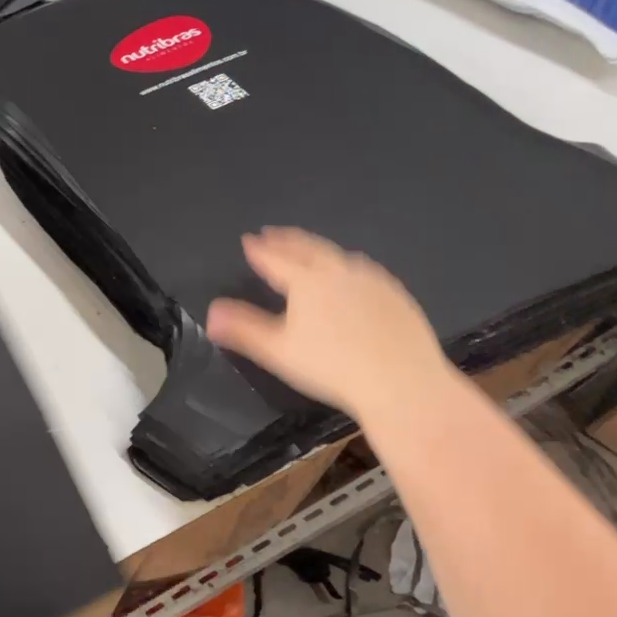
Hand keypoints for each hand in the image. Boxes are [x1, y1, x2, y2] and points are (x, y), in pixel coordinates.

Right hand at [206, 228, 454, 417]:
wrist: (404, 384)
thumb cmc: (331, 366)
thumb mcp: (277, 351)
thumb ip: (242, 329)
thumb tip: (212, 312)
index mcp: (306, 281)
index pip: (276, 258)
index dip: (259, 249)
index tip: (248, 240)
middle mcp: (339, 272)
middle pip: (308, 249)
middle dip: (287, 240)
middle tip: (273, 233)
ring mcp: (372, 281)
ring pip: (338, 256)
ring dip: (318, 249)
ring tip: (308, 248)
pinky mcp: (396, 296)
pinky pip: (365, 269)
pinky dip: (347, 264)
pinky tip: (351, 273)